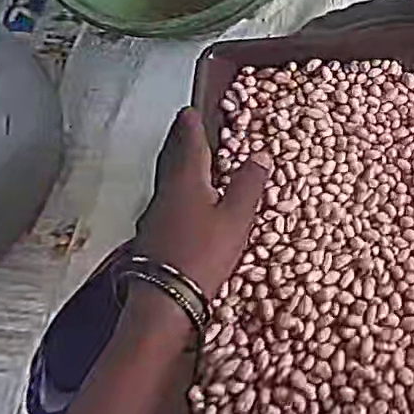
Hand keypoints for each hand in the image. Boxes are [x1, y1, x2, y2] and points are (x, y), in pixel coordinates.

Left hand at [135, 108, 269, 297]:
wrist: (165, 302)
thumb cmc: (203, 254)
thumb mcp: (237, 217)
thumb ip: (249, 184)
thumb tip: (260, 154)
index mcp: (186, 183)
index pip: (189, 145)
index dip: (190, 127)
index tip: (189, 110)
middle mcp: (166, 194)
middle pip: (171, 160)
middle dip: (179, 141)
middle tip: (183, 127)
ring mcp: (155, 217)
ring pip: (167, 180)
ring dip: (176, 164)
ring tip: (187, 158)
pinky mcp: (153, 238)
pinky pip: (166, 201)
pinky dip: (176, 190)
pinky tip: (183, 200)